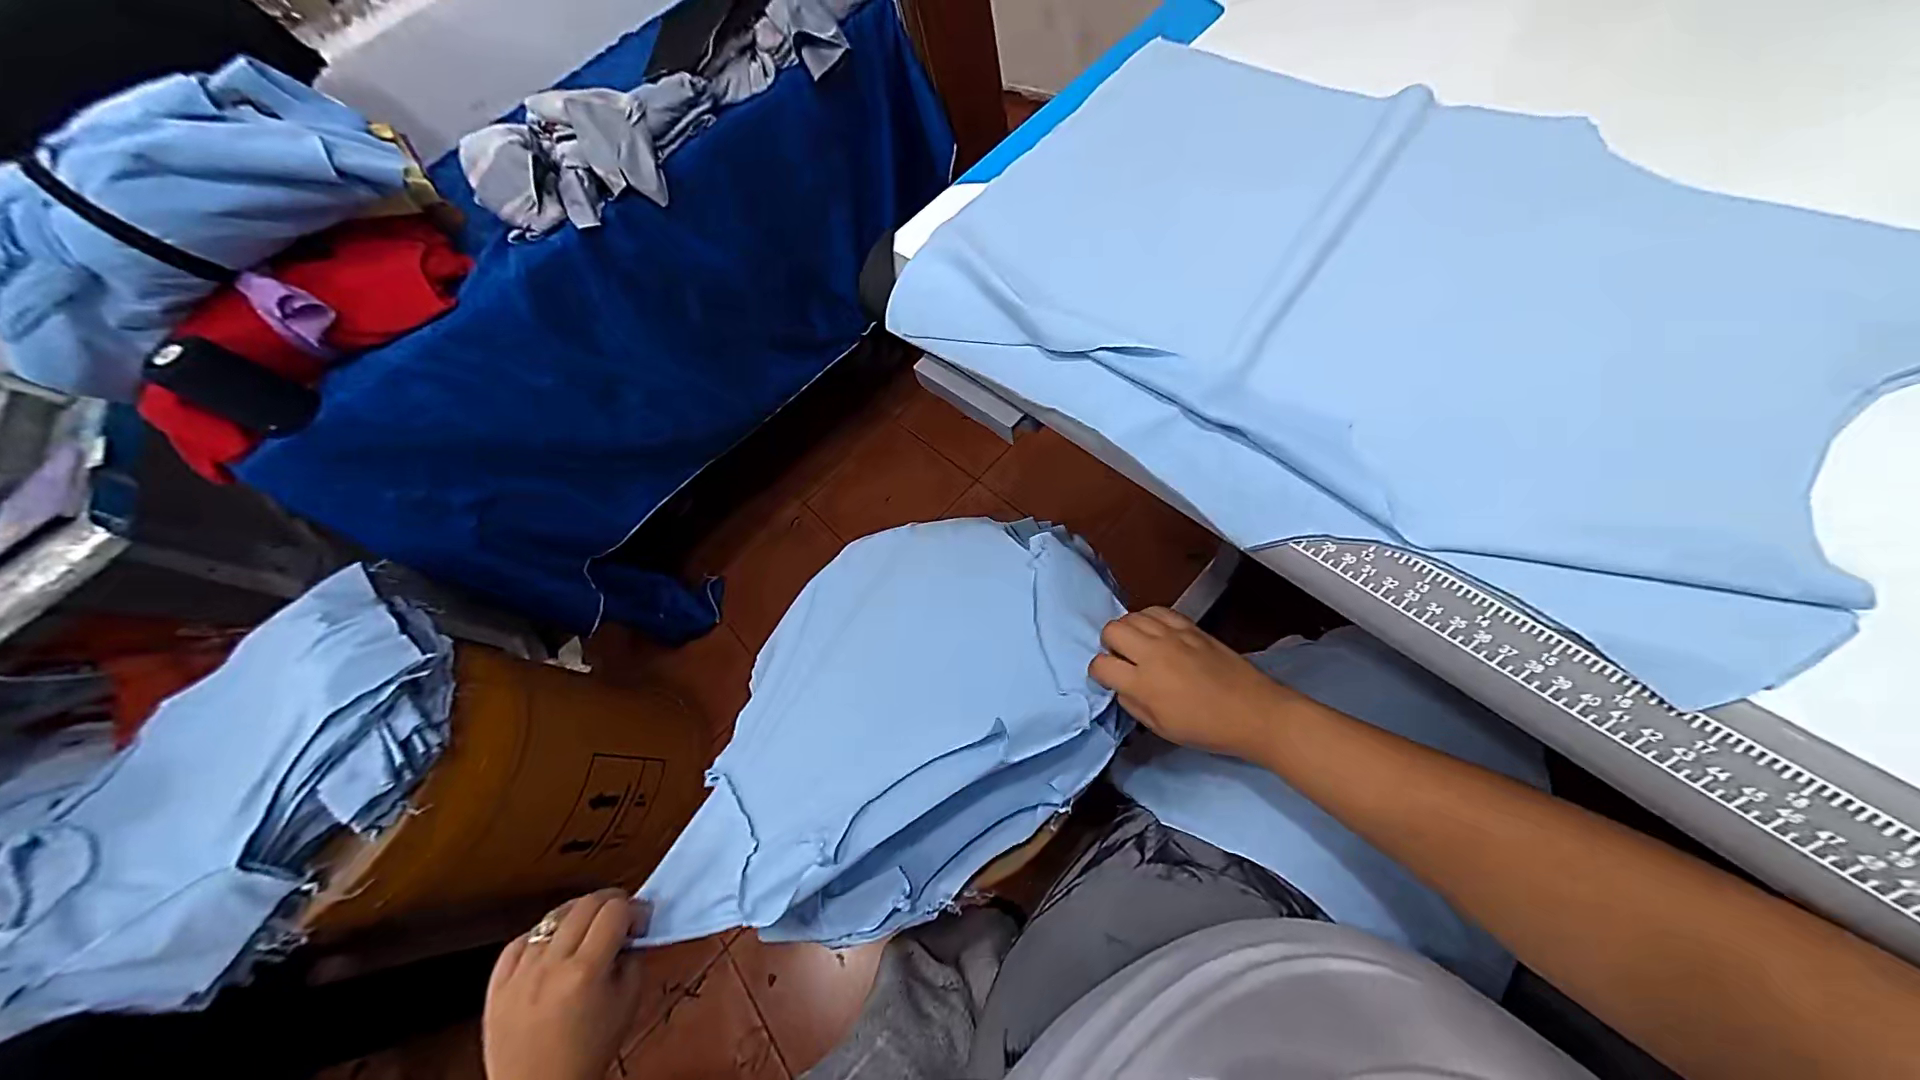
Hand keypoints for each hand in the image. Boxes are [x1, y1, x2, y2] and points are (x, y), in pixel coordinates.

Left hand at [484, 889, 648, 1079]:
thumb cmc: (590, 1051)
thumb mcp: (628, 1001)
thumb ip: (633, 957)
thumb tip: (631, 929)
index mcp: (586, 971)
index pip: (615, 909)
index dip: (634, 908)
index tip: (641, 920)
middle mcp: (551, 966)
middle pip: (586, 904)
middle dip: (611, 902)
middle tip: (621, 917)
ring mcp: (519, 975)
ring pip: (553, 917)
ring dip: (578, 916)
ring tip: (588, 932)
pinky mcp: (497, 987)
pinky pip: (520, 942)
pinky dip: (540, 937)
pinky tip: (552, 947)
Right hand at [1089, 607, 1298, 760]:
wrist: (1253, 712)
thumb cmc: (1206, 728)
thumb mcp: (1160, 728)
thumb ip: (1132, 704)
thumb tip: (1121, 686)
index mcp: (1143, 683)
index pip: (1100, 664)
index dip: (1099, 672)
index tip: (1108, 679)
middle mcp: (1152, 652)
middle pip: (1112, 630)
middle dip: (1109, 644)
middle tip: (1121, 658)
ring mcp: (1172, 635)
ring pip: (1132, 616)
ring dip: (1128, 630)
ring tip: (1137, 644)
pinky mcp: (1190, 627)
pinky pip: (1157, 610)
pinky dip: (1149, 618)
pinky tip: (1155, 632)